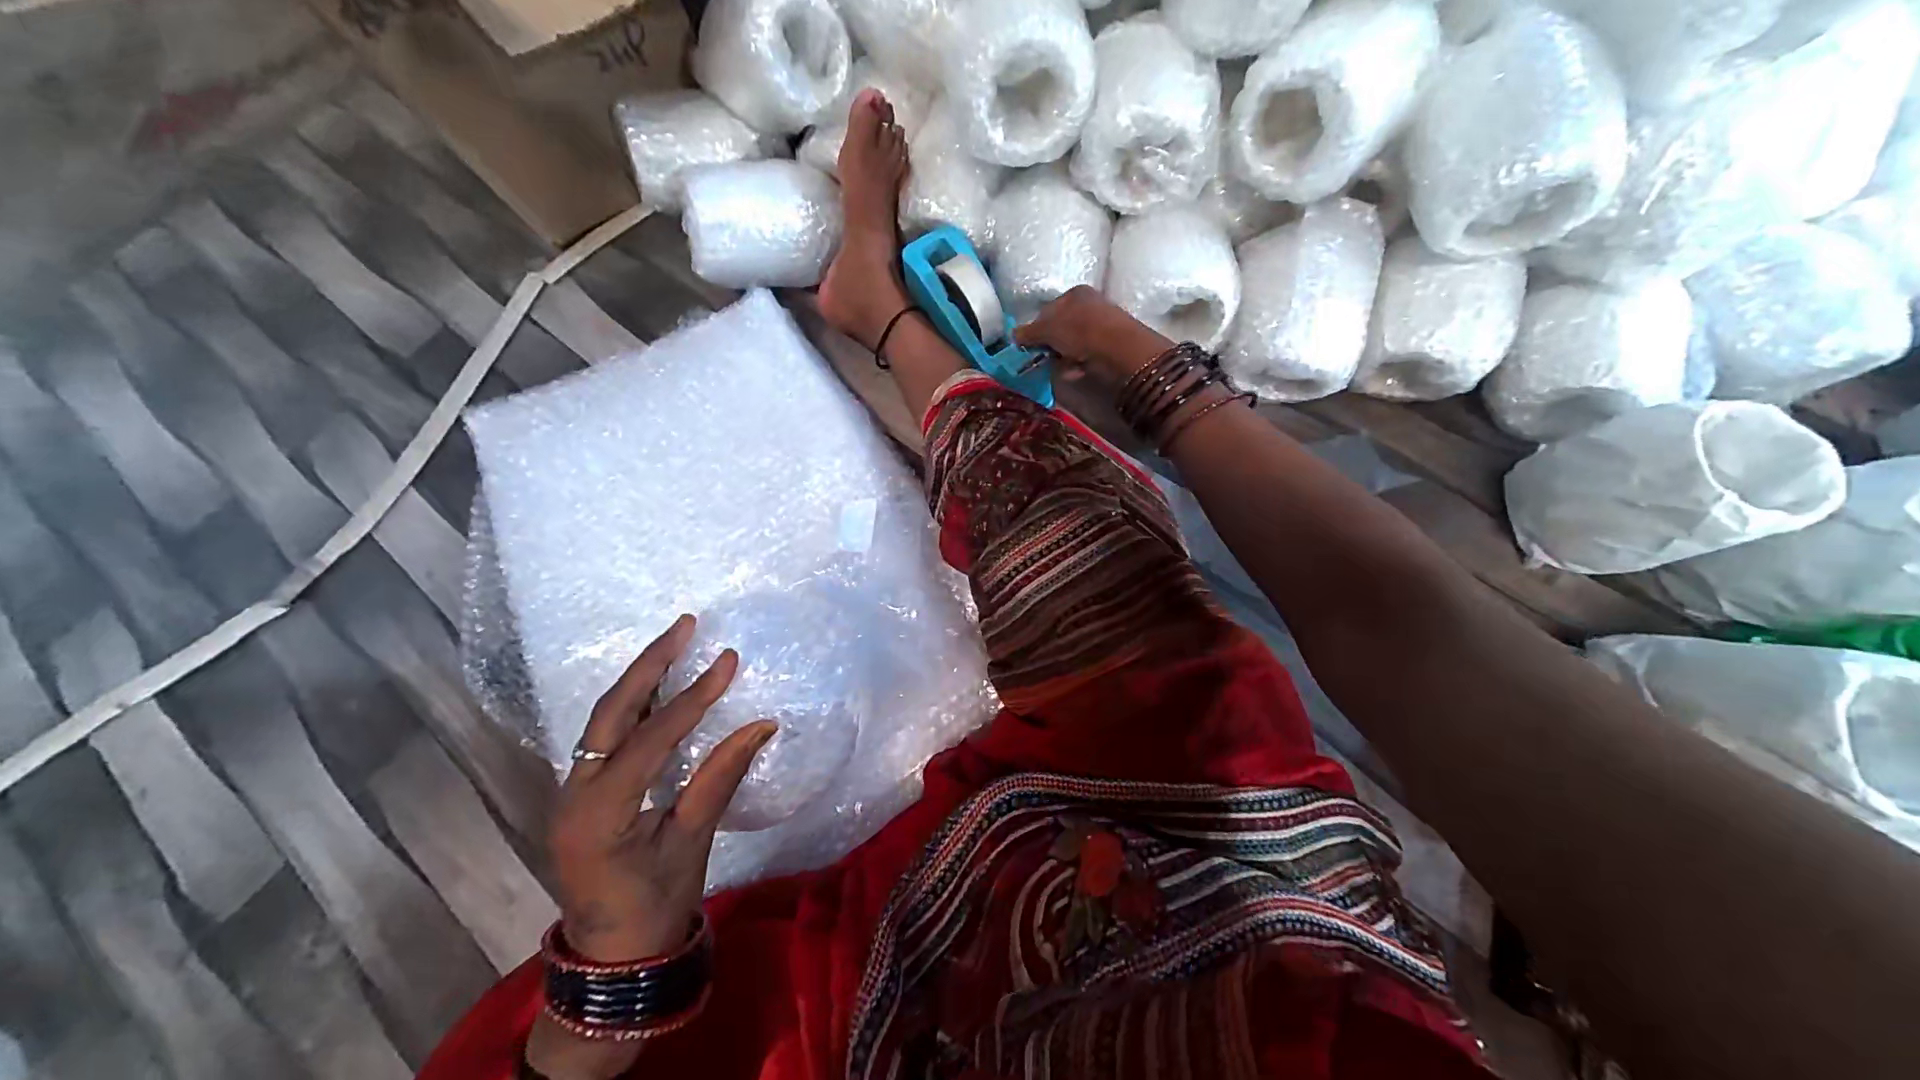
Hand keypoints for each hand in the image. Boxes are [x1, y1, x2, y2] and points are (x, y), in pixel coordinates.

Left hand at [548, 614, 775, 961]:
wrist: (612, 954)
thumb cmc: (656, 903)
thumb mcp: (692, 843)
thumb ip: (720, 777)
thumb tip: (762, 724)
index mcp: (600, 812)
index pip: (652, 737)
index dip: (694, 697)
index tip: (729, 661)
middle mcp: (573, 792)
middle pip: (610, 712)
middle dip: (649, 665)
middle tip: (684, 625)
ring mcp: (569, 790)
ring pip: (602, 720)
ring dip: (639, 679)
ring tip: (674, 643)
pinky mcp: (579, 791)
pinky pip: (604, 736)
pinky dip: (633, 706)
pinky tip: (658, 686)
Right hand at [1013, 286, 1175, 385]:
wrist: (1118, 349)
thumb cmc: (1079, 331)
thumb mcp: (1048, 329)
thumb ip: (1029, 332)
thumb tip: (1013, 336)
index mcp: (1074, 293)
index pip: (1047, 310)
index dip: (1036, 329)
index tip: (1030, 346)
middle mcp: (1089, 305)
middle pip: (1060, 328)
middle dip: (1050, 346)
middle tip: (1043, 359)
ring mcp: (1101, 325)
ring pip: (1072, 344)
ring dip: (1063, 358)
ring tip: (1060, 368)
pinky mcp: (1109, 346)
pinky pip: (1085, 356)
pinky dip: (1077, 365)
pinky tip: (1075, 372)